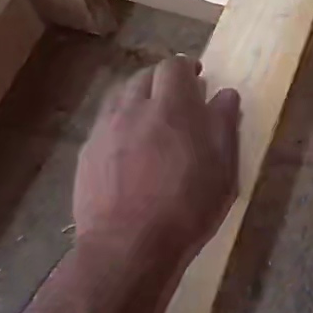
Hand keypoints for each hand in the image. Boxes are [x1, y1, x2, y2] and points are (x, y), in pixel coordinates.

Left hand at [73, 56, 240, 275]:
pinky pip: (105, 124)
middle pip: (144, 76)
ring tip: (151, 121)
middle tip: (177, 101)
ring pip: (121, 97)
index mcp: (172, 107)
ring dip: (138, 100)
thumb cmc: (187, 207)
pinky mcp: (87, 153)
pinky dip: (120, 124)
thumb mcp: (223, 169)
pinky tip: (130, 148)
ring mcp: (105, 130)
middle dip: (162, 81)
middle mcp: (134, 108)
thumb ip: (224, 125)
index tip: (198, 79)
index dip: (187, 68)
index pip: (175, 66)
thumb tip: (225, 94)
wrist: (128, 246)